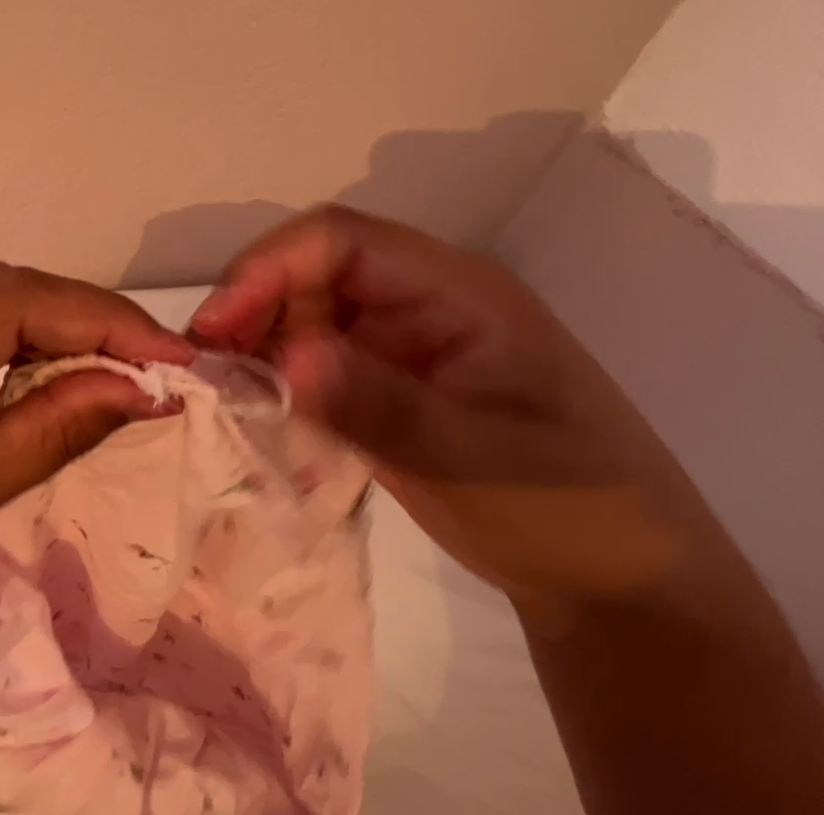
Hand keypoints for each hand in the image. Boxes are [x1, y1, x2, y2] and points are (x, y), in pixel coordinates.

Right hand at [190, 205, 735, 617]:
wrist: (619, 584)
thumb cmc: (571, 513)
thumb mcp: (474, 460)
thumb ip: (379, 406)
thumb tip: (285, 356)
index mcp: (456, 291)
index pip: (340, 241)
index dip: (266, 269)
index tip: (213, 330)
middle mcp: (419, 302)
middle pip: (308, 271)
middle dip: (248, 308)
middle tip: (204, 373)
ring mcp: (399, 344)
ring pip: (300, 314)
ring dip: (254, 345)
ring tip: (222, 396)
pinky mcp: (382, 383)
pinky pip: (310, 359)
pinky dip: (272, 378)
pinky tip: (253, 412)